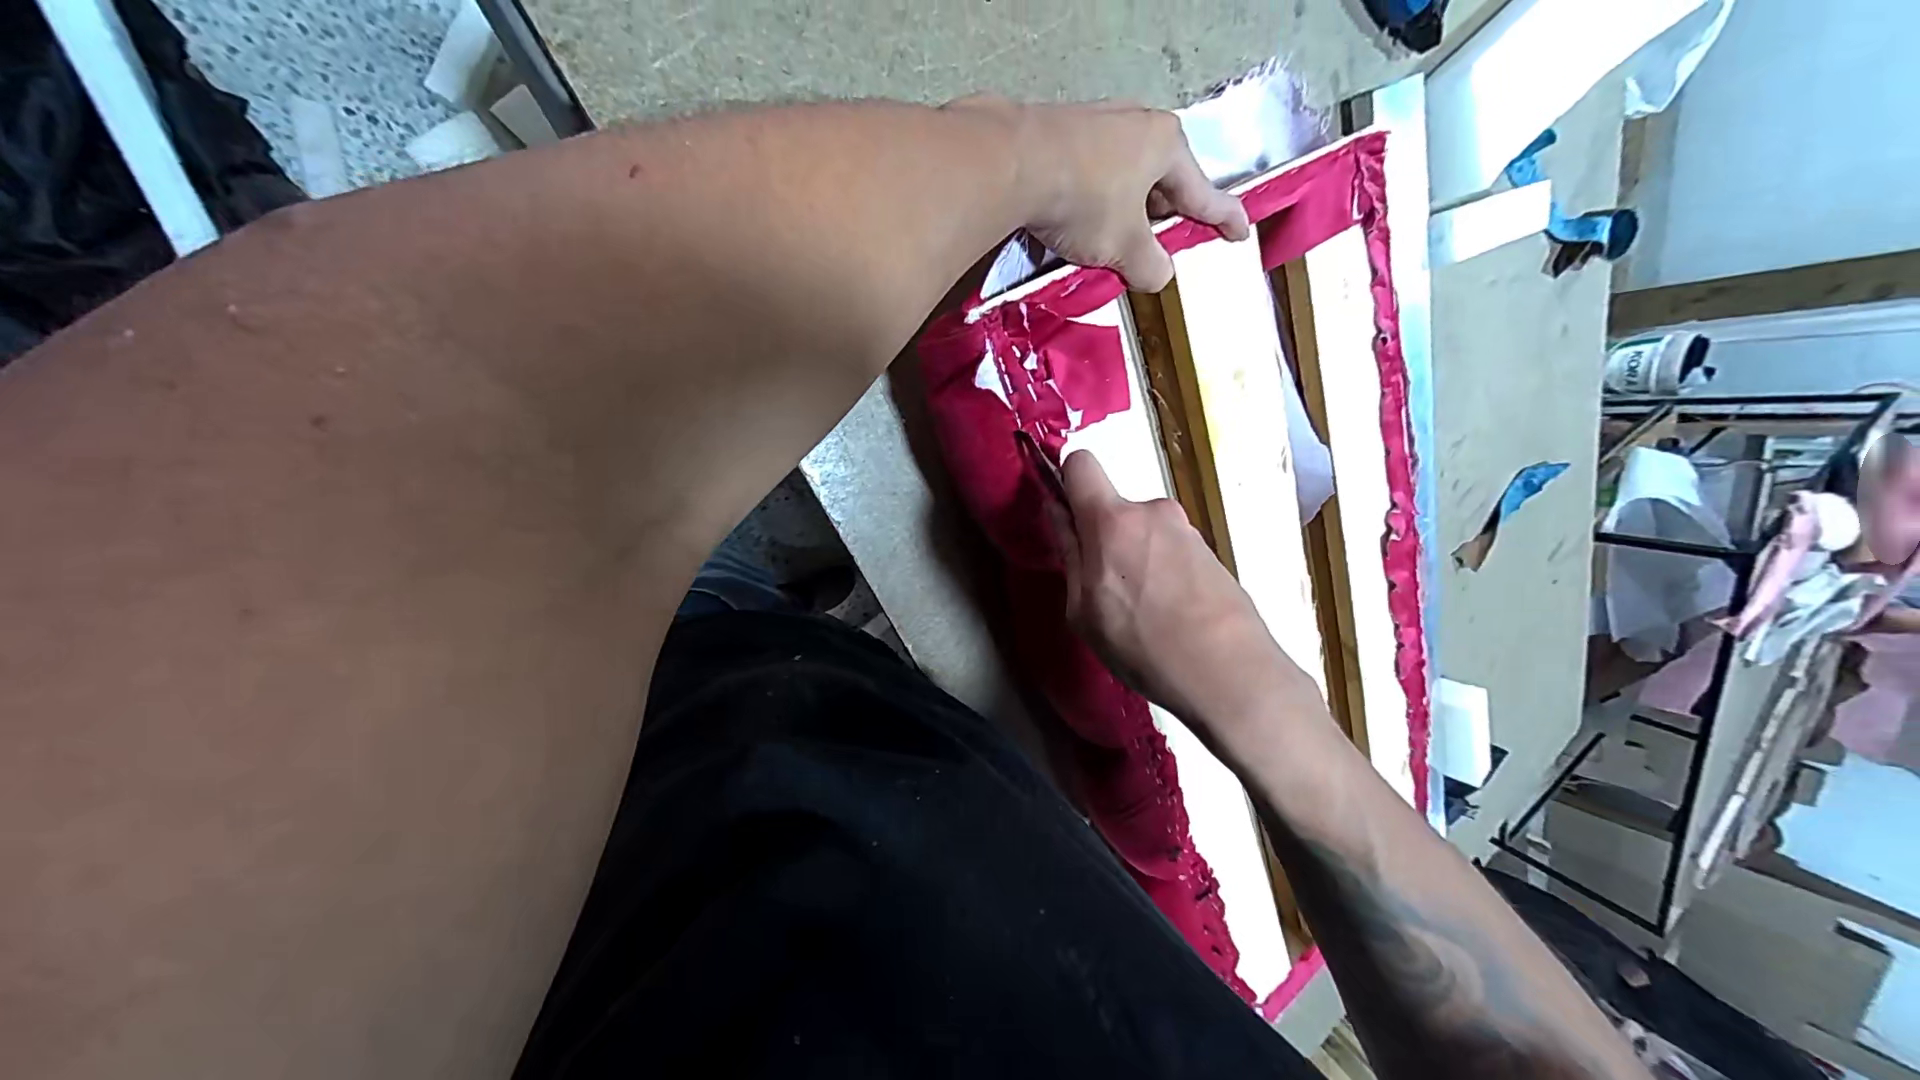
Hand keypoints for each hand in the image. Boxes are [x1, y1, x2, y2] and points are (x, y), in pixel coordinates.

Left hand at [948, 98, 1250, 291]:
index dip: (1224, 218)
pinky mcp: (1060, 135)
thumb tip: (1159, 276)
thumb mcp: (1124, 246)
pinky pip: (1091, 174)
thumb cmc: (1082, 199)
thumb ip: (1150, 266)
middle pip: (1161, 182)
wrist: (1011, 164)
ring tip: (1112, 243)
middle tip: (1160, 247)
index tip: (1239, 232)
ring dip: (1123, 213)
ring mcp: (1096, 125)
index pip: (1204, 192)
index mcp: (1165, 145)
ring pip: (1123, 178)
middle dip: (1161, 218)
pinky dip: (1093, 202)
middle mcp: (1135, 125)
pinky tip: (1078, 223)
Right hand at [1051, 451, 1320, 737]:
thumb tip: (1059, 514)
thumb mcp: (1083, 611)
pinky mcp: (1211, 551)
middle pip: (1114, 508)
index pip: (1080, 463)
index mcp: (1112, 520)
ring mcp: (1186, 530)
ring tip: (1143, 610)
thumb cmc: (1144, 647)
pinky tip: (1170, 614)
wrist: (1231, 674)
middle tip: (1106, 588)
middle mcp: (1152, 511)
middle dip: (1104, 537)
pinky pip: (1169, 549)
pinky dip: (1162, 571)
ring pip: (1143, 532)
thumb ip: (1070, 554)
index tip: (1066, 516)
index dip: (1066, 482)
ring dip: (1135, 557)